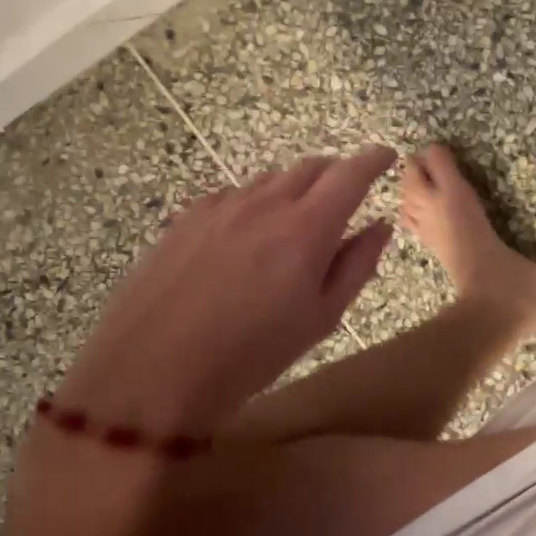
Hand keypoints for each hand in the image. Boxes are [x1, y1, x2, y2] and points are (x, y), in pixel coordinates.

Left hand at [53, 147, 396, 435]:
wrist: (147, 379)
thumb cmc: (251, 354)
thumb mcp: (322, 318)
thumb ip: (358, 264)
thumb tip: (380, 226)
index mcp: (307, 228)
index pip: (351, 173)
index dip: (375, 159)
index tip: (388, 156)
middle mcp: (266, 205)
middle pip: (312, 166)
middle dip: (337, 172)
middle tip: (347, 194)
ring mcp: (220, 209)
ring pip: (271, 179)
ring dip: (295, 188)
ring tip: (295, 220)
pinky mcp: (184, 222)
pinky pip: (232, 195)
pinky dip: (254, 202)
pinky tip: (247, 235)